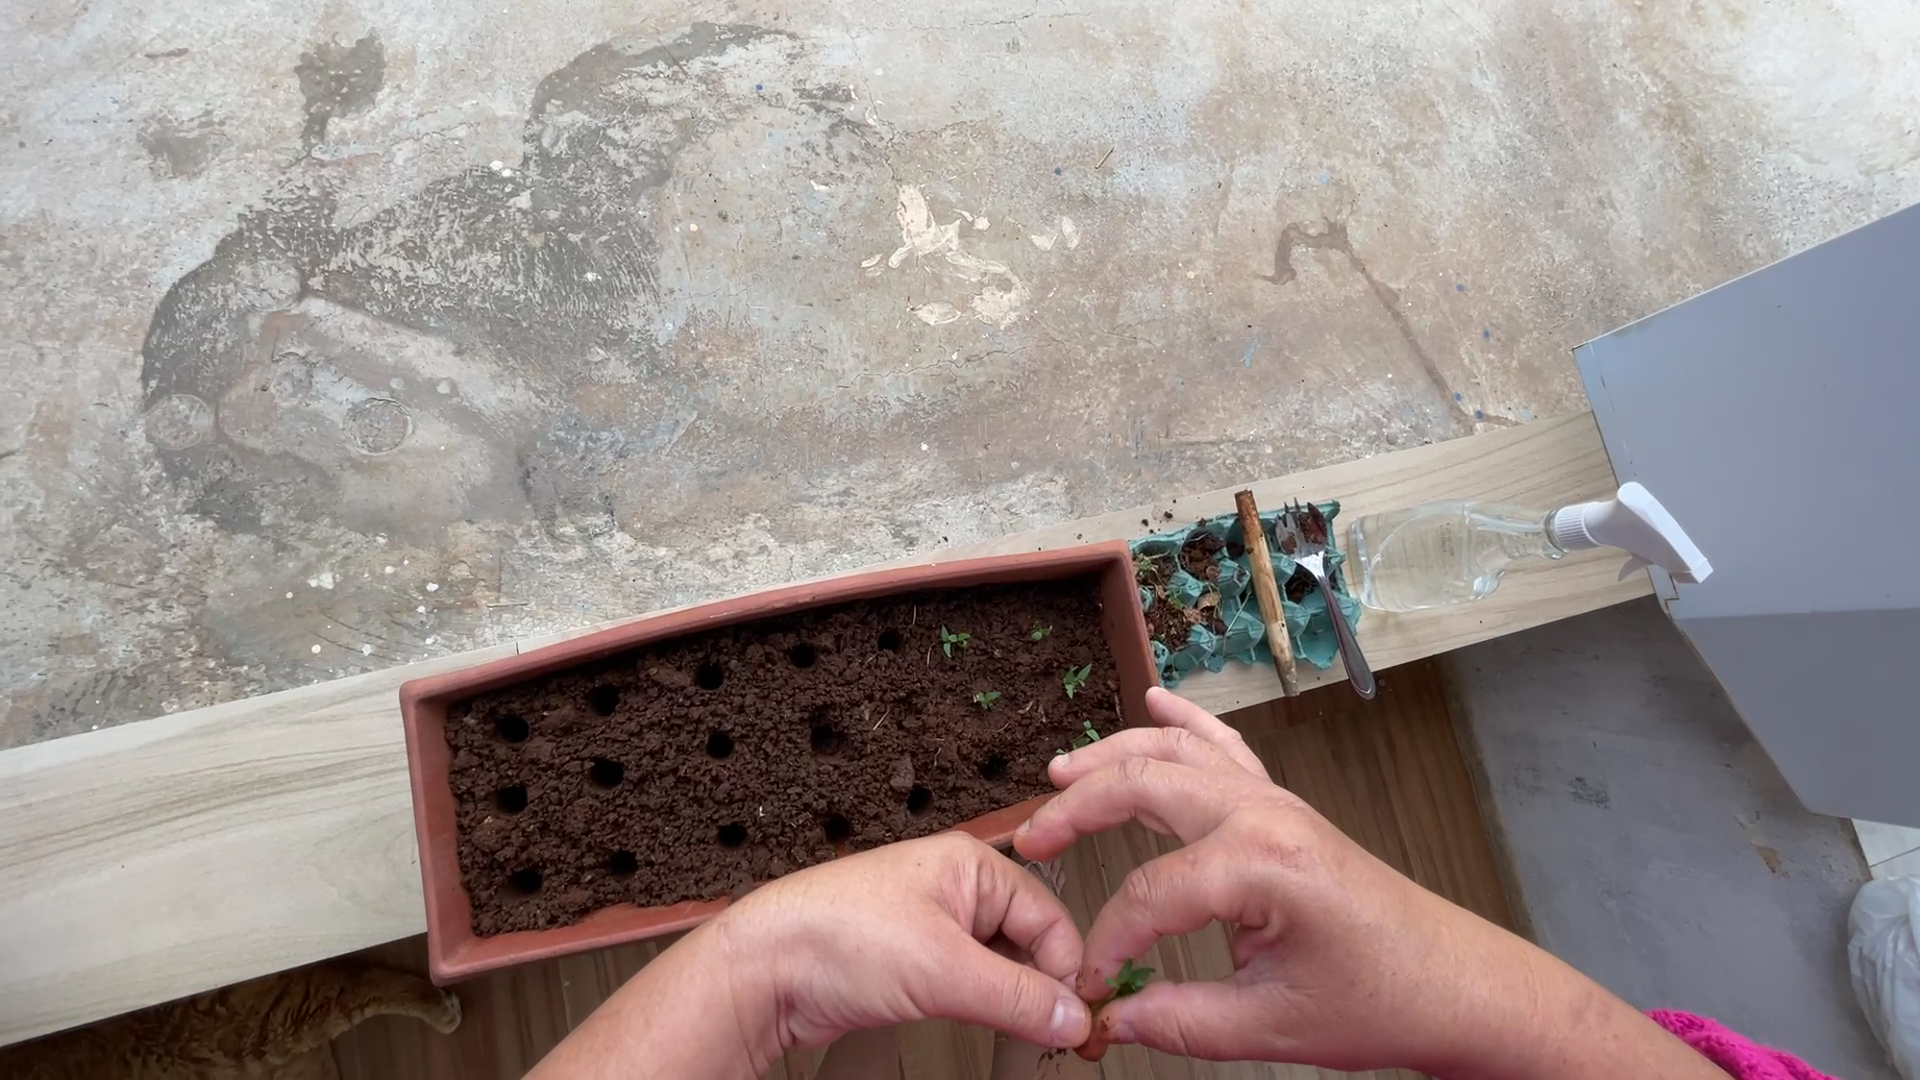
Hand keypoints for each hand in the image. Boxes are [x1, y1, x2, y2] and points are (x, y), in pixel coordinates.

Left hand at [715, 831, 1092, 1060]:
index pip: (1048, 915)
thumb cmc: (842, 936)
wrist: (768, 965)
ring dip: (1015, 998)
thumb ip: (1016, 995)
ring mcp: (937, 922)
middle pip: (1028, 937)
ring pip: (1001, 961)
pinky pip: (971, 978)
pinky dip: (987, 1004)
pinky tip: (990, 1026)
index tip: (1079, 1024)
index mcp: (973, 866)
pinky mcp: (917, 957)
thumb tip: (1073, 1017)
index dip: (1067, 970)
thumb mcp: (942, 968)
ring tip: (1027, 1038)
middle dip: (1043, 985)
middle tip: (1057, 1039)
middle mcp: (959, 887)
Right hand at [1011, 687, 1602, 1074]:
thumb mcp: (1274, 1026)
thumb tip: (1110, 1018)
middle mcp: (1260, 810)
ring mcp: (1270, 795)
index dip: (1110, 940)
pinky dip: (1183, 720)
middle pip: (1144, 787)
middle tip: (1034, 838)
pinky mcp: (1278, 798)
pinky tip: (1155, 701)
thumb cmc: (1378, 1004)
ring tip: (1062, 772)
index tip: (1091, 982)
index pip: (1151, 893)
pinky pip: (1222, 744)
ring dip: (1113, 756)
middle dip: (1079, 810)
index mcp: (1260, 863)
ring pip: (1173, 752)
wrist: (1457, 981)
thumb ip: (1179, 1021)